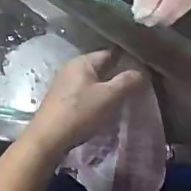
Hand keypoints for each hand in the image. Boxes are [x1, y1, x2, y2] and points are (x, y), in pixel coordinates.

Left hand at [22, 51, 146, 156]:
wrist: (48, 137)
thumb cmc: (80, 112)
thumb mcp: (109, 96)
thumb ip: (126, 82)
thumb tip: (141, 71)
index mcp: (82, 62)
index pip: (109, 54)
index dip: (127, 60)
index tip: (143, 70)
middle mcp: (70, 68)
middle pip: (100, 68)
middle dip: (117, 76)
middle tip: (136, 87)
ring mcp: (63, 84)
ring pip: (91, 82)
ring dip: (106, 89)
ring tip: (122, 99)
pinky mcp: (60, 100)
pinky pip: (83, 94)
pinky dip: (94, 98)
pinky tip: (102, 109)